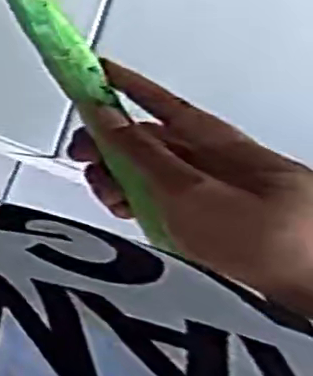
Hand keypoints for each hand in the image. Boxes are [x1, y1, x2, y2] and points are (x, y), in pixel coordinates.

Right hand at [71, 60, 312, 313]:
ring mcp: (223, 203)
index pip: (168, 108)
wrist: (309, 306)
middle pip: (152, 144)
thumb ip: (138, 152)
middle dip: (110, 148)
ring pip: (149, 175)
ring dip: (118, 182)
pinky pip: (159, 203)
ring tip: (116, 201)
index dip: (129, 87)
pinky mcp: (211, 230)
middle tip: (86, 158)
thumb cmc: (273, 249)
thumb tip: (102, 115)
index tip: (96, 69)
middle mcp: (230, 174)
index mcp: (236, 156)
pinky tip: (133, 217)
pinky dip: (135, 205)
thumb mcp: (189, 192)